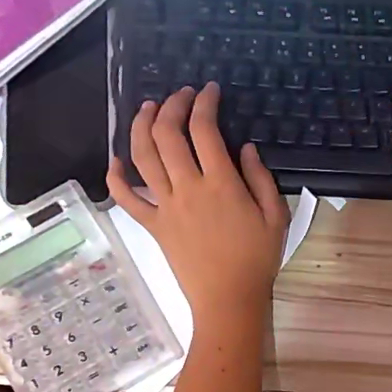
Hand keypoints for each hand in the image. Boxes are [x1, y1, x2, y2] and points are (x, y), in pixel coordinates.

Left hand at [107, 83, 288, 327]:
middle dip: (171, 105)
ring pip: (143, 157)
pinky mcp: (154, 226)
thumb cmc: (257, 260)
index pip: (205, 129)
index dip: (204, 103)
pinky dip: (116, 177)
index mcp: (221, 184)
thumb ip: (261, 178)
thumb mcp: (275, 217)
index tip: (209, 92)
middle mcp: (188, 189)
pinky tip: (116, 160)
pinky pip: (126, 199)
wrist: (228, 300)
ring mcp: (166, 207)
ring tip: (147, 109)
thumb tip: (246, 147)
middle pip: (168, 134)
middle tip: (180, 95)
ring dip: (141, 126)